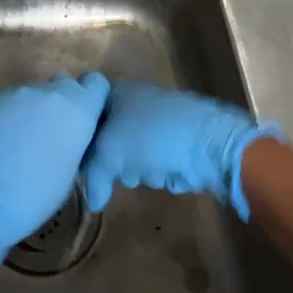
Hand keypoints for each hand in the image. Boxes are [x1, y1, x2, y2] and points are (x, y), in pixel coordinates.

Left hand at [0, 72, 109, 287]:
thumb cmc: (36, 196)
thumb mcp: (71, 170)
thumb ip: (76, 139)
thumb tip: (69, 134)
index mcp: (78, 109)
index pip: (97, 83)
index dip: (92, 98)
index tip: (85, 119)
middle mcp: (50, 92)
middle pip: (64, 83)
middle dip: (63, 103)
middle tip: (53, 133)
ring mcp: (19, 91)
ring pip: (35, 93)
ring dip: (35, 110)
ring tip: (21, 142)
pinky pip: (10, 101)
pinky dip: (10, 115)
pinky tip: (0, 141)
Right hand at [80, 80, 280, 219]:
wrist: (211, 144)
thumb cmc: (152, 137)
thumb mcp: (110, 153)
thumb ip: (92, 175)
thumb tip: (94, 201)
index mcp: (116, 91)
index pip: (85, 115)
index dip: (82, 141)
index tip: (83, 161)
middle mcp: (135, 102)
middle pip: (108, 139)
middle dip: (114, 161)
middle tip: (122, 168)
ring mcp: (158, 122)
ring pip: (132, 155)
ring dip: (138, 170)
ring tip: (149, 171)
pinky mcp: (177, 142)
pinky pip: (155, 163)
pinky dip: (160, 172)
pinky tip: (169, 174)